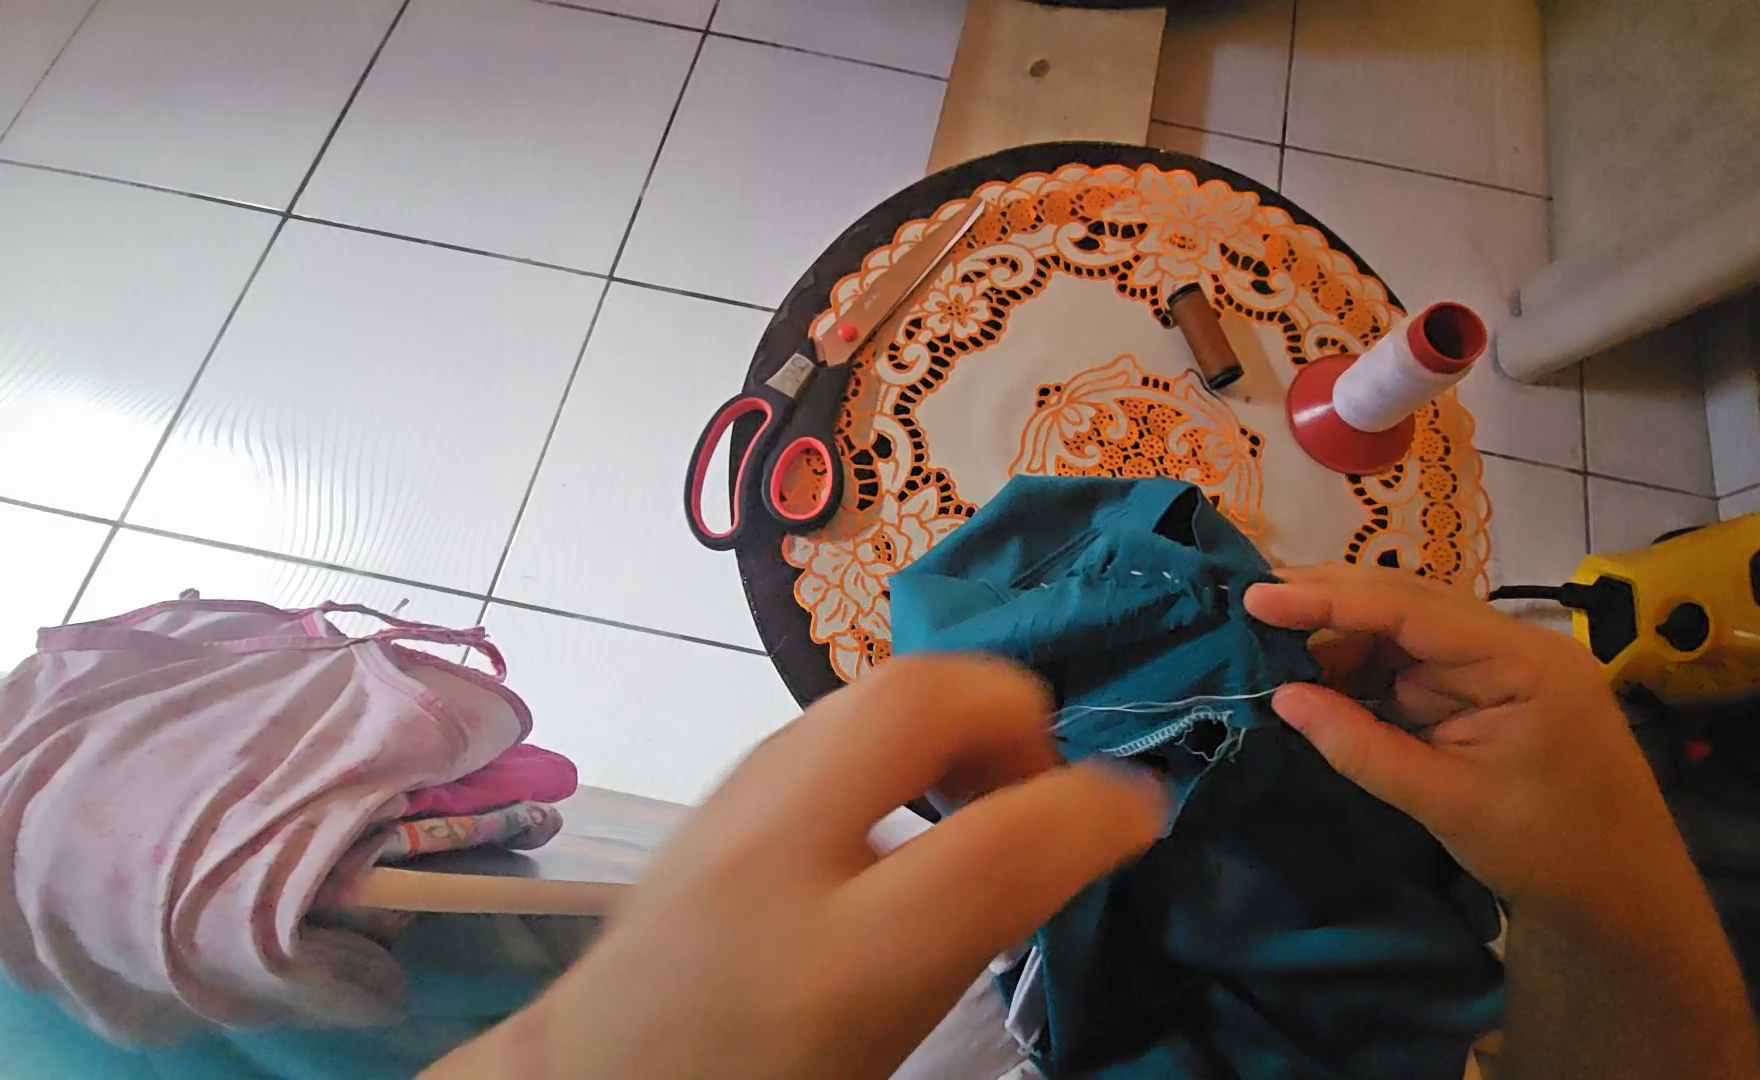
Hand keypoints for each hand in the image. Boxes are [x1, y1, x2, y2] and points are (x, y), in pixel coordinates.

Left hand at [427, 655, 1166, 1079]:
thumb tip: (1076, 823)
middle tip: (1030, 800)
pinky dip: (923, 728)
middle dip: (1015, 719)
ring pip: (897, 682)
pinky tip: (913, 804)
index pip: (992, 849)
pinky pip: (867, 706)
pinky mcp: (750, 760)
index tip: (1142, 807)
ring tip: (974, 803)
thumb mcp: (892, 1025)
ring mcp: (752, 776)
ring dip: (968, 720)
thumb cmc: (760, 1071)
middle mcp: (776, 835)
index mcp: (827, 958)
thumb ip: (985, 918)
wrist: (602, 1067)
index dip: (1092, 811)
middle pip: (925, 695)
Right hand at [1245, 565, 1694, 920]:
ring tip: (1271, 639)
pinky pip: (1404, 659)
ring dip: (1334, 634)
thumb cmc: (1549, 854)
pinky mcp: (1475, 685)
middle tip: (1254, 603)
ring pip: (1397, 625)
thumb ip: (1360, 746)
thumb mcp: (1447, 803)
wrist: (1623, 904)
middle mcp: (1508, 645)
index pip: (1410, 609)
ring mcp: (1492, 663)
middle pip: (1403, 601)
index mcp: (1522, 662)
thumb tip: (1281, 697)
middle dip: (1325, 600)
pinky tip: (1313, 671)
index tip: (1258, 599)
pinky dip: (1354, 665)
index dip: (1327, 598)